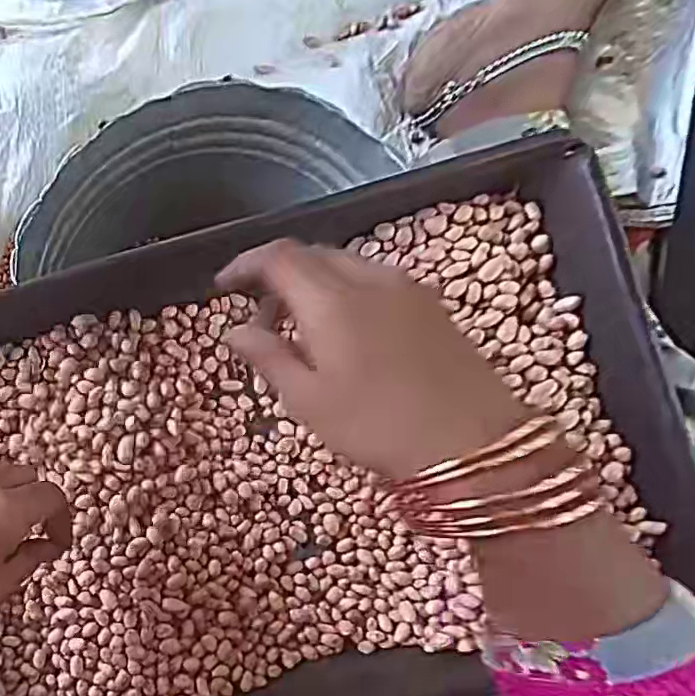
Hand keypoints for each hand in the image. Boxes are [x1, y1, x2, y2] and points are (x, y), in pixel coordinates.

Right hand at [218, 239, 530, 478]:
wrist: (470, 441)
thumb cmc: (376, 426)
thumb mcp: (308, 401)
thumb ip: (268, 357)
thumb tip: (234, 330)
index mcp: (331, 301)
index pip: (278, 257)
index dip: (245, 264)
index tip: (224, 286)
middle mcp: (369, 279)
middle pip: (311, 254)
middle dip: (276, 276)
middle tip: (259, 320)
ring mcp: (405, 288)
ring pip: (344, 265)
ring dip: (311, 285)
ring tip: (299, 332)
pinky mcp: (429, 303)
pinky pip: (372, 280)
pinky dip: (343, 293)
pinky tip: (343, 334)